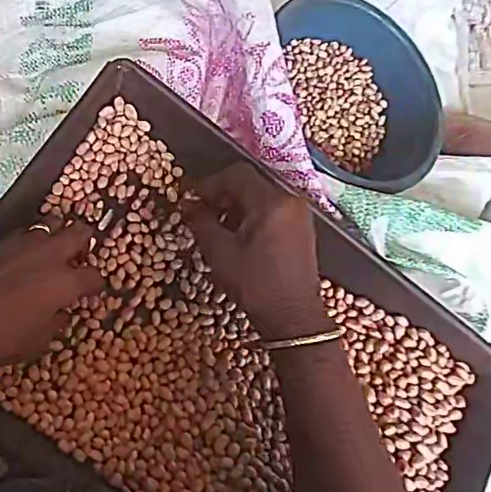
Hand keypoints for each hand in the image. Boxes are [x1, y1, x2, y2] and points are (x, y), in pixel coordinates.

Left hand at [0, 218, 104, 374]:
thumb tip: (61, 312)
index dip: (97, 284)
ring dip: (59, 234)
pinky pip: (26, 231)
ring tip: (56, 249)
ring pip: (52, 224)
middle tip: (82, 257)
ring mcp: (21, 244)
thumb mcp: (35, 343)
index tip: (92, 291)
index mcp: (63, 283)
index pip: (94, 276)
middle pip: (80, 233)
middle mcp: (47, 255)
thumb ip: (55, 323)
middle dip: (86, 242)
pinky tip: (25, 253)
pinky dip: (33, 238)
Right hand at [184, 164, 329, 338]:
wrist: (293, 317)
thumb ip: (201, 222)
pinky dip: (253, 217)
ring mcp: (300, 215)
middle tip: (203, 216)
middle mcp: (290, 201)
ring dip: (236, 208)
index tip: (193, 201)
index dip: (210, 184)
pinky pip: (273, 211)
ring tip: (219, 230)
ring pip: (261, 197)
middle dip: (223, 196)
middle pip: (250, 184)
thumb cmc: (255, 285)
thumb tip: (188, 204)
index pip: (237, 174)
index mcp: (272, 202)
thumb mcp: (219, 253)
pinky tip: (240, 239)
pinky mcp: (302, 229)